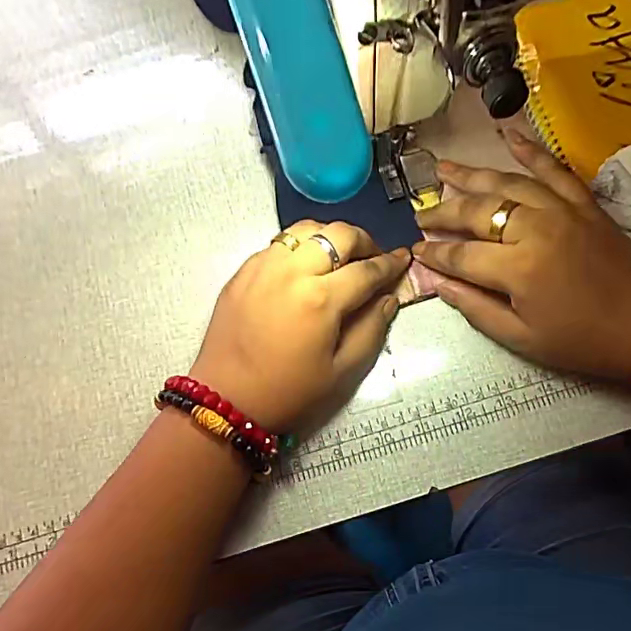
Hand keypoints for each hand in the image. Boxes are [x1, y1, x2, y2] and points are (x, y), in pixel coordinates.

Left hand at [191, 221, 409, 432]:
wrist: (227, 400)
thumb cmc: (289, 393)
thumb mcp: (342, 372)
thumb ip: (371, 330)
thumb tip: (388, 299)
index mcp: (321, 299)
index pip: (366, 270)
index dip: (390, 264)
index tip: (403, 260)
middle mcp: (292, 271)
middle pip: (337, 235)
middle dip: (364, 241)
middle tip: (374, 258)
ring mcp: (263, 267)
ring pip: (305, 230)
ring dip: (330, 237)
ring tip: (341, 256)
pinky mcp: (242, 272)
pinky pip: (278, 244)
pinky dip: (300, 246)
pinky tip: (306, 267)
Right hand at [412, 132, 630, 382]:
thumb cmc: (581, 342)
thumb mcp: (521, 338)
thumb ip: (476, 308)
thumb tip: (437, 282)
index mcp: (517, 268)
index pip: (461, 254)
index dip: (434, 253)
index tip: (414, 251)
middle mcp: (535, 227)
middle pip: (477, 211)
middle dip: (443, 212)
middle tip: (420, 214)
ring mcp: (561, 209)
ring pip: (507, 183)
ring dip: (472, 174)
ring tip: (444, 168)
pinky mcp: (583, 203)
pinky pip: (553, 169)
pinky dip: (532, 152)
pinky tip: (510, 136)